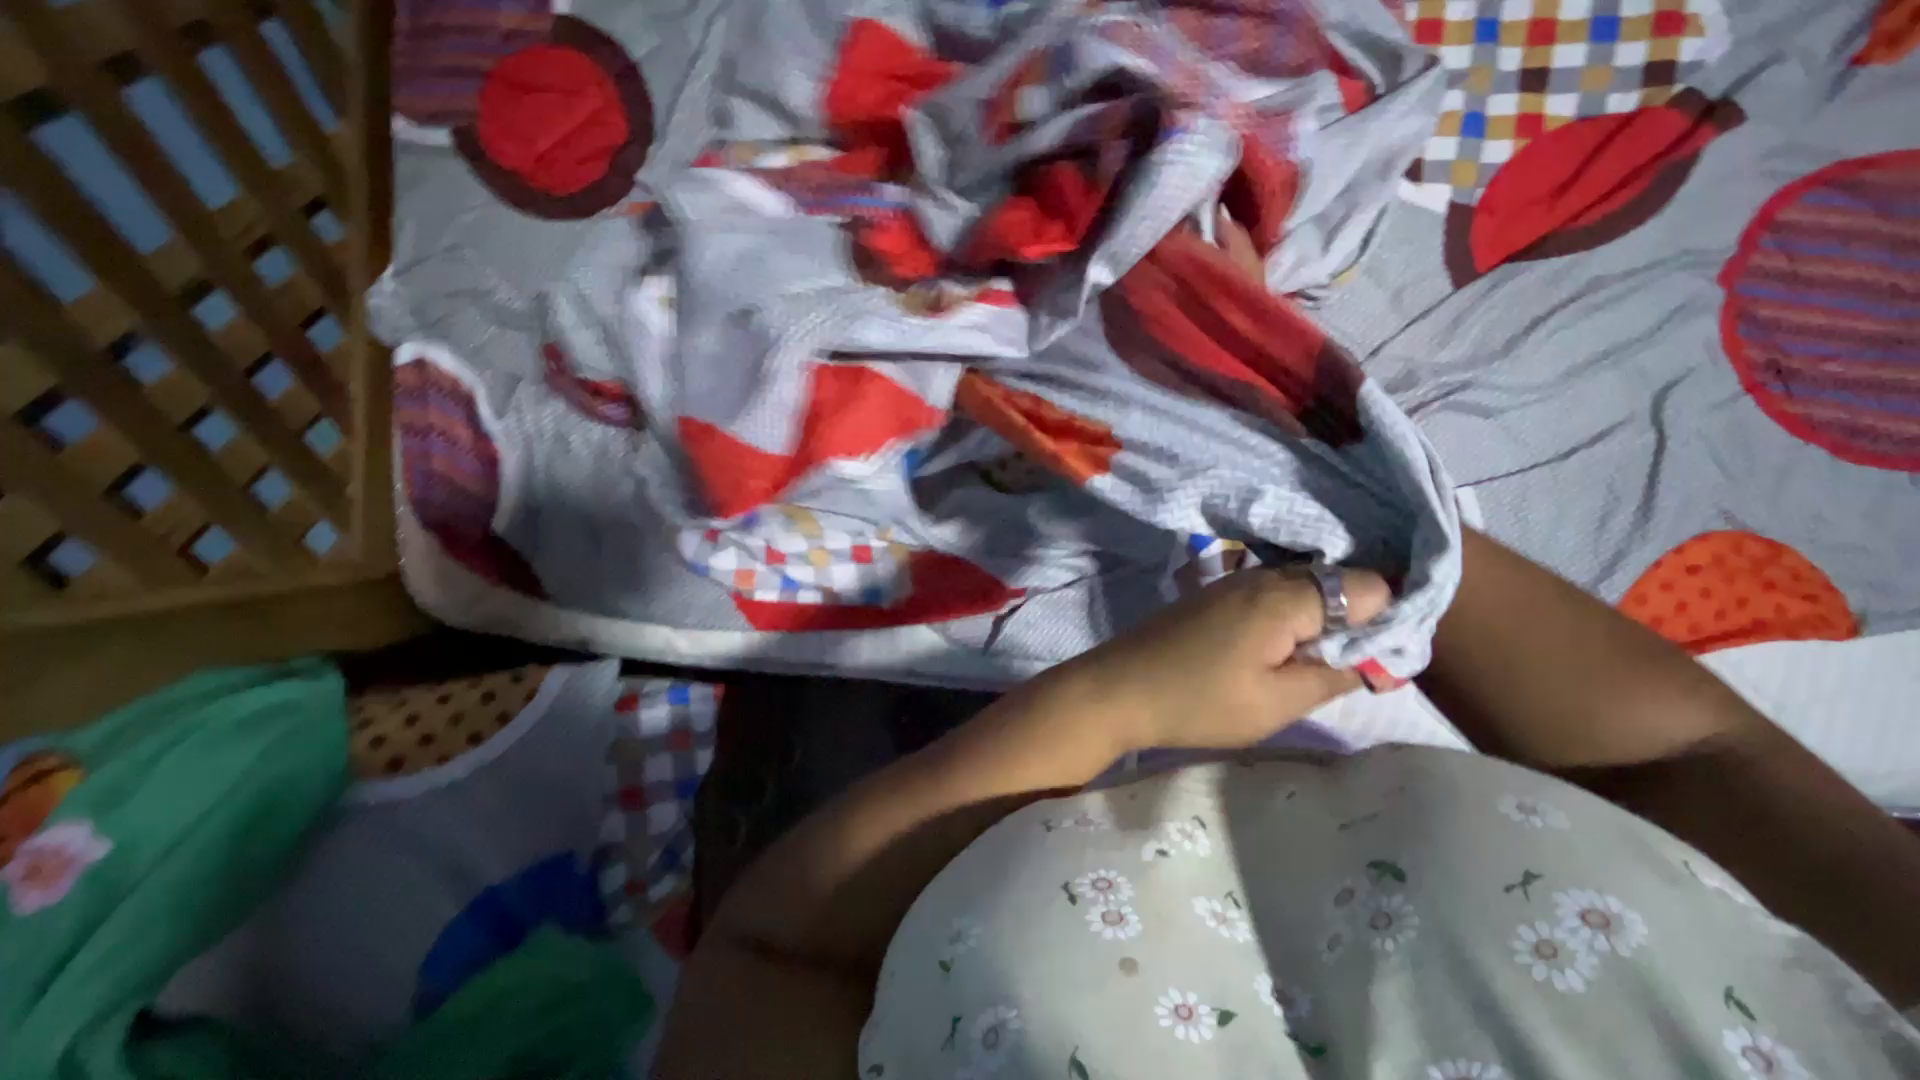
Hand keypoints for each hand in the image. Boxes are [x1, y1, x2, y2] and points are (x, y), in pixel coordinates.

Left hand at [1049, 566, 1390, 752]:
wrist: (1115, 690)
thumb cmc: (1197, 702)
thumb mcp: (1275, 704)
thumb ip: (1333, 675)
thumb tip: (1378, 658)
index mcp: (1285, 596)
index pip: (1369, 587)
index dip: (1388, 621)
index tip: (1384, 661)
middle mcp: (1264, 575)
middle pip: (1338, 582)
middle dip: (1358, 620)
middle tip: (1353, 669)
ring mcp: (1236, 580)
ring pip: (1306, 587)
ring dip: (1323, 621)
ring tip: (1317, 667)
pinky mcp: (1217, 593)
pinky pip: (1274, 594)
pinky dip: (1292, 618)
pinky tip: (1281, 654)